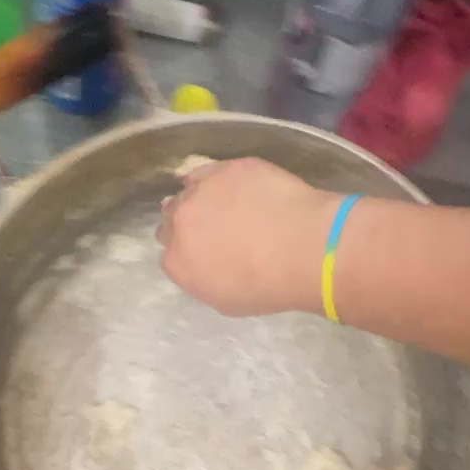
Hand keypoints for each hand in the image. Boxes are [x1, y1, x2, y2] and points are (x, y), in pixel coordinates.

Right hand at [158, 157, 338, 316]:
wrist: (300, 248)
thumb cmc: (267, 287)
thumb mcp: (226, 301)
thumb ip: (204, 280)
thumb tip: (204, 265)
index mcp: (178, 263)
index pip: (169, 256)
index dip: (185, 253)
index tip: (201, 253)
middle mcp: (180, 224)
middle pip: (172, 221)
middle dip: (185, 225)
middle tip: (211, 230)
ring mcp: (201, 191)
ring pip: (187, 192)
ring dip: (197, 199)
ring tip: (220, 204)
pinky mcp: (226, 168)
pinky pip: (210, 171)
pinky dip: (216, 178)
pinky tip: (230, 183)